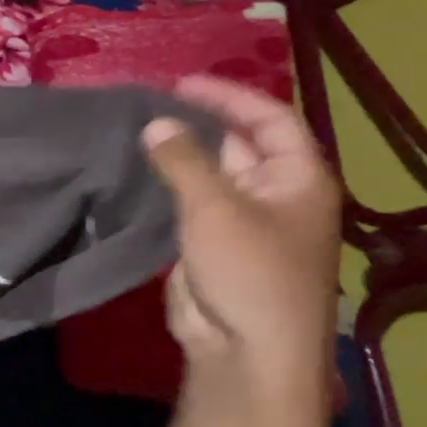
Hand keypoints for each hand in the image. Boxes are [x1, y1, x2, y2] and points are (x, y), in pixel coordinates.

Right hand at [142, 75, 339, 388]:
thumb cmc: (249, 271)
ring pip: (207, 173)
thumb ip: (184, 162)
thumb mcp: (216, 209)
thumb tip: (156, 123)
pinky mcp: (207, 242)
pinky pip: (184, 201)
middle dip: (199, 121)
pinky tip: (128, 174)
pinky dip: (160, 184)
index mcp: (298, 179)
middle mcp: (274, 193)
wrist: (245, 343)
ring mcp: (240, 219)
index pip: (270, 121)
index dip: (230, 97)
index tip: (179, 83)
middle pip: (240, 144)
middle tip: (146, 104)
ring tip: (129, 133)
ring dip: (175, 153)